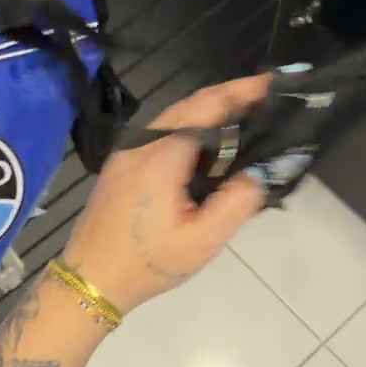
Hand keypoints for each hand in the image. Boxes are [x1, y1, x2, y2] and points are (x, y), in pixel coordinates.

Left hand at [62, 74, 271, 314]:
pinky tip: (212, 147)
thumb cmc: (146, 263)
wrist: (88, 280)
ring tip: (250, 121)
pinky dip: (193, 130)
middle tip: (271, 102)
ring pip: (176, 118)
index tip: (277, 85)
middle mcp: (141, 142)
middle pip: (192, 105)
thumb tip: (262, 171)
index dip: (244, 91)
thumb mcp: (201, 242)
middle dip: (232, 98)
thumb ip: (237, 202)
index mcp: (161, 155)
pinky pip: (163, 133)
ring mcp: (127, 151)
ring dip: (212, 114)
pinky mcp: (122, 163)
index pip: (209, 106)